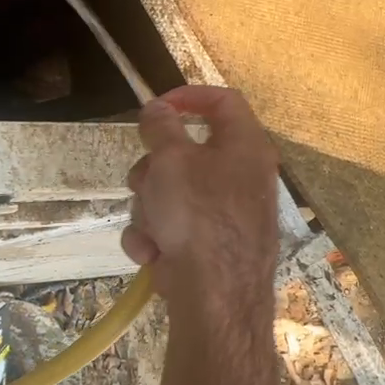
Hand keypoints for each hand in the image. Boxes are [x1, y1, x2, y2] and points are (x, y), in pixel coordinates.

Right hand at [121, 86, 279, 312]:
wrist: (214, 288)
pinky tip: (153, 251)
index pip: (223, 101)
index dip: (186, 96)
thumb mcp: (171, 160)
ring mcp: (220, 210)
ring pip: (165, 192)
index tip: (152, 108)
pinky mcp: (202, 239)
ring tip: (151, 229)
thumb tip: (156, 108)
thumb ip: (161, 129)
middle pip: (181, 153)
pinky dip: (152, 235)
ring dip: (146, 209)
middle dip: (150, 169)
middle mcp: (237, 174)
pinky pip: (166, 224)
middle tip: (141, 182)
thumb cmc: (197, 215)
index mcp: (243, 146)